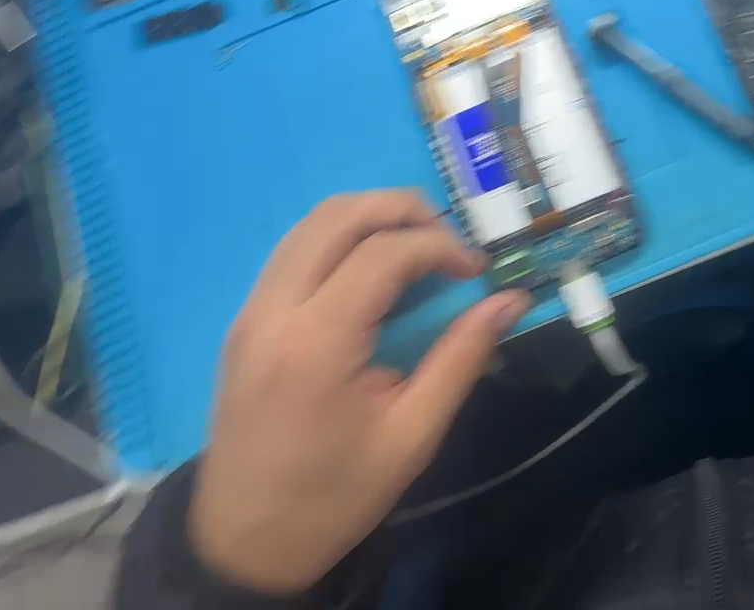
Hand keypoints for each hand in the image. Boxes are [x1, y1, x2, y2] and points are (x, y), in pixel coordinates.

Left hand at [187, 191, 530, 594]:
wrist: (242, 544)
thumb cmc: (334, 496)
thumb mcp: (412, 435)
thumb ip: (462, 357)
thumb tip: (511, 300)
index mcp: (315, 343)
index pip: (382, 254)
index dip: (438, 246)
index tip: (475, 270)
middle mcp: (273, 309)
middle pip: (338, 215)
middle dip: (402, 209)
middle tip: (447, 239)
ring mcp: (251, 309)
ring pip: (311, 222)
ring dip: (369, 216)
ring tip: (416, 245)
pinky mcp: (245, 317)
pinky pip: (295, 248)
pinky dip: (340, 236)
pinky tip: (373, 267)